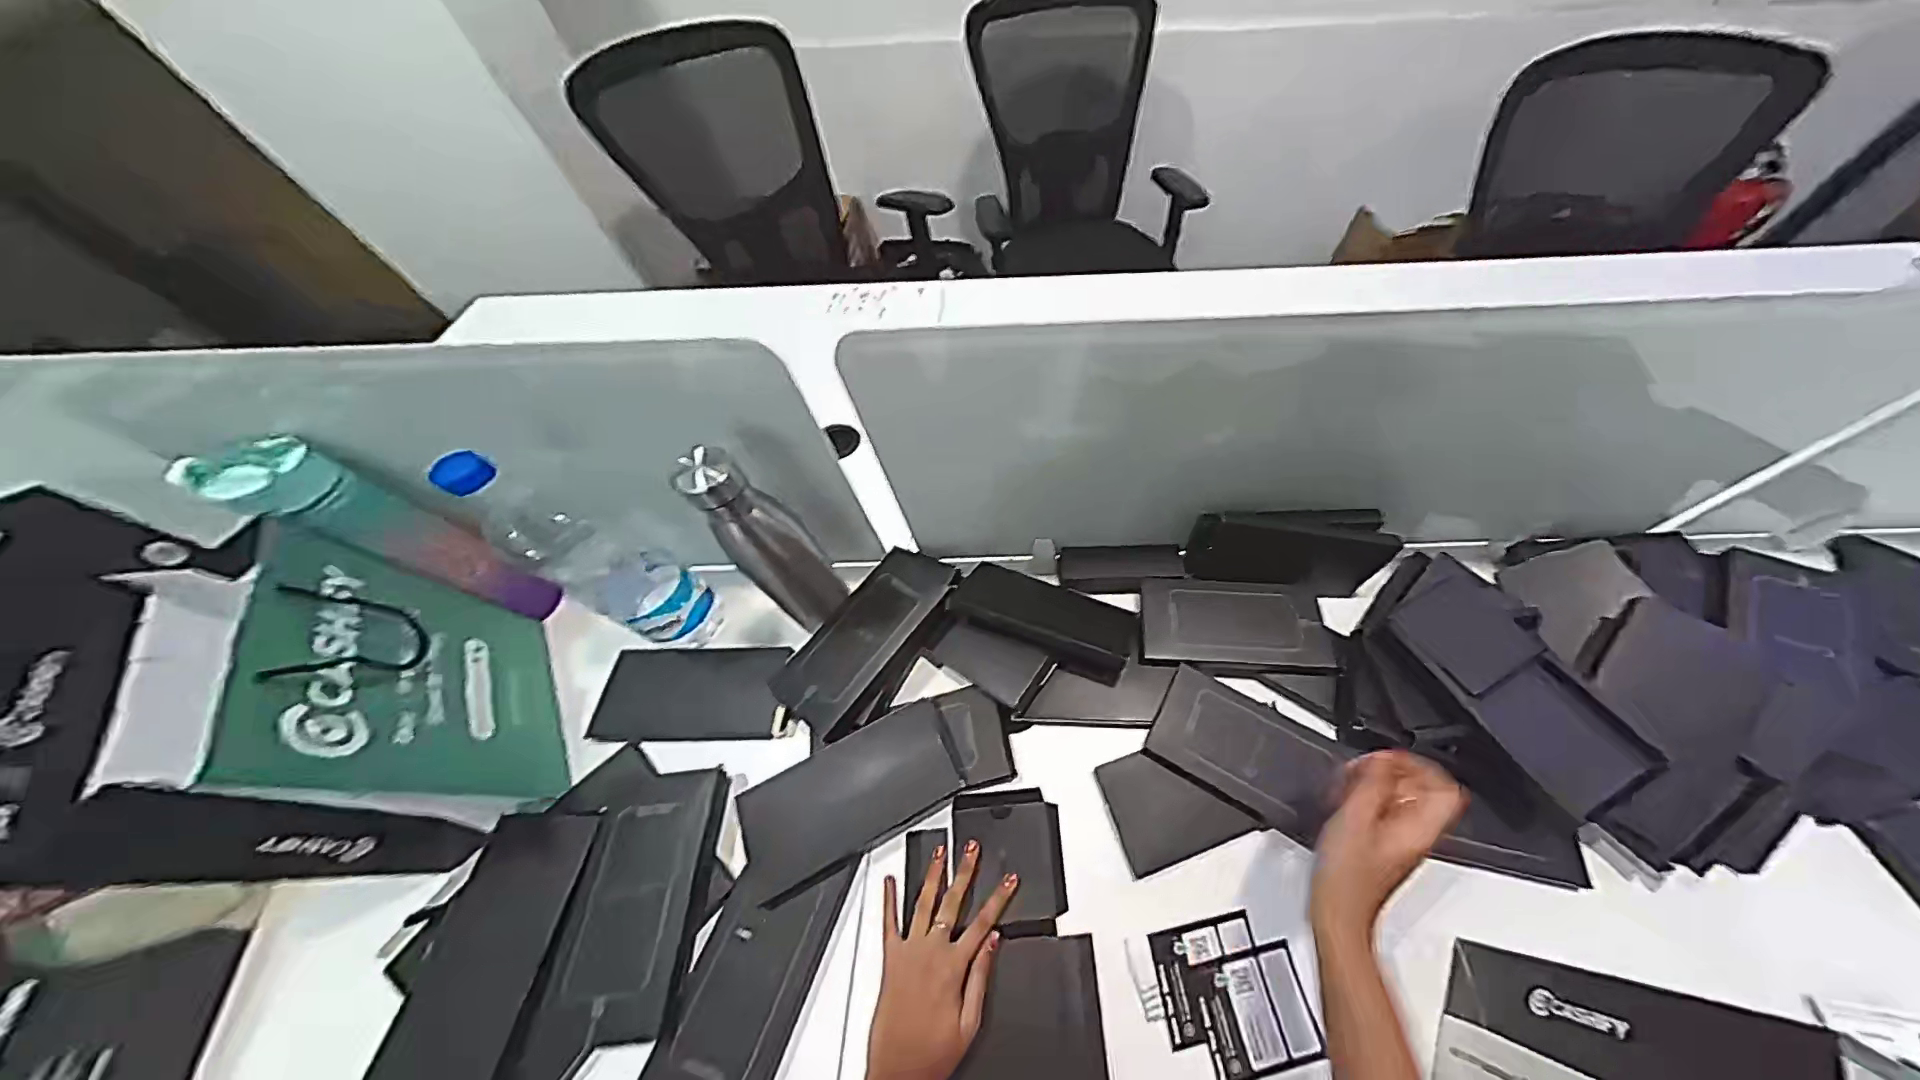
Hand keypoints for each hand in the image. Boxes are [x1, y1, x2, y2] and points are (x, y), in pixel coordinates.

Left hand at [869, 839, 1018, 1079]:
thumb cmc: (932, 1052)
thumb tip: (993, 943)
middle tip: (971, 849)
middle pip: (952, 902)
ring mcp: (908, 951)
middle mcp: (930, 952)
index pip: (982, 923)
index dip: (999, 898)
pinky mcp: (889, 959)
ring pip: (922, 902)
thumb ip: (981, 977)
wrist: (896, 1071)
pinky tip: (889, 881)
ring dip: (932, 874)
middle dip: (964, 872)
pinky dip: (888, 899)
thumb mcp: (969, 1022)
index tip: (1009, 880)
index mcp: (953, 966)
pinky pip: (888, 922)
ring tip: (939, 852)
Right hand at [1310, 751, 1465, 942]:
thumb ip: (1372, 784)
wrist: (1338, 911)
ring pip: (1402, 799)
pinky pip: (1385, 812)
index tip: (1389, 758)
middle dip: (1391, 772)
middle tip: (1365, 769)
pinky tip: (1346, 803)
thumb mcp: (1355, 817)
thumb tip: (1382, 759)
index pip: (1445, 787)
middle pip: (1422, 790)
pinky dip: (1367, 800)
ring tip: (1352, 783)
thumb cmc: (1347, 876)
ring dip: (1376, 784)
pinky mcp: (1383, 845)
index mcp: (1421, 828)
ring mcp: (1401, 841)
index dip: (1418, 765)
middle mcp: (1418, 835)